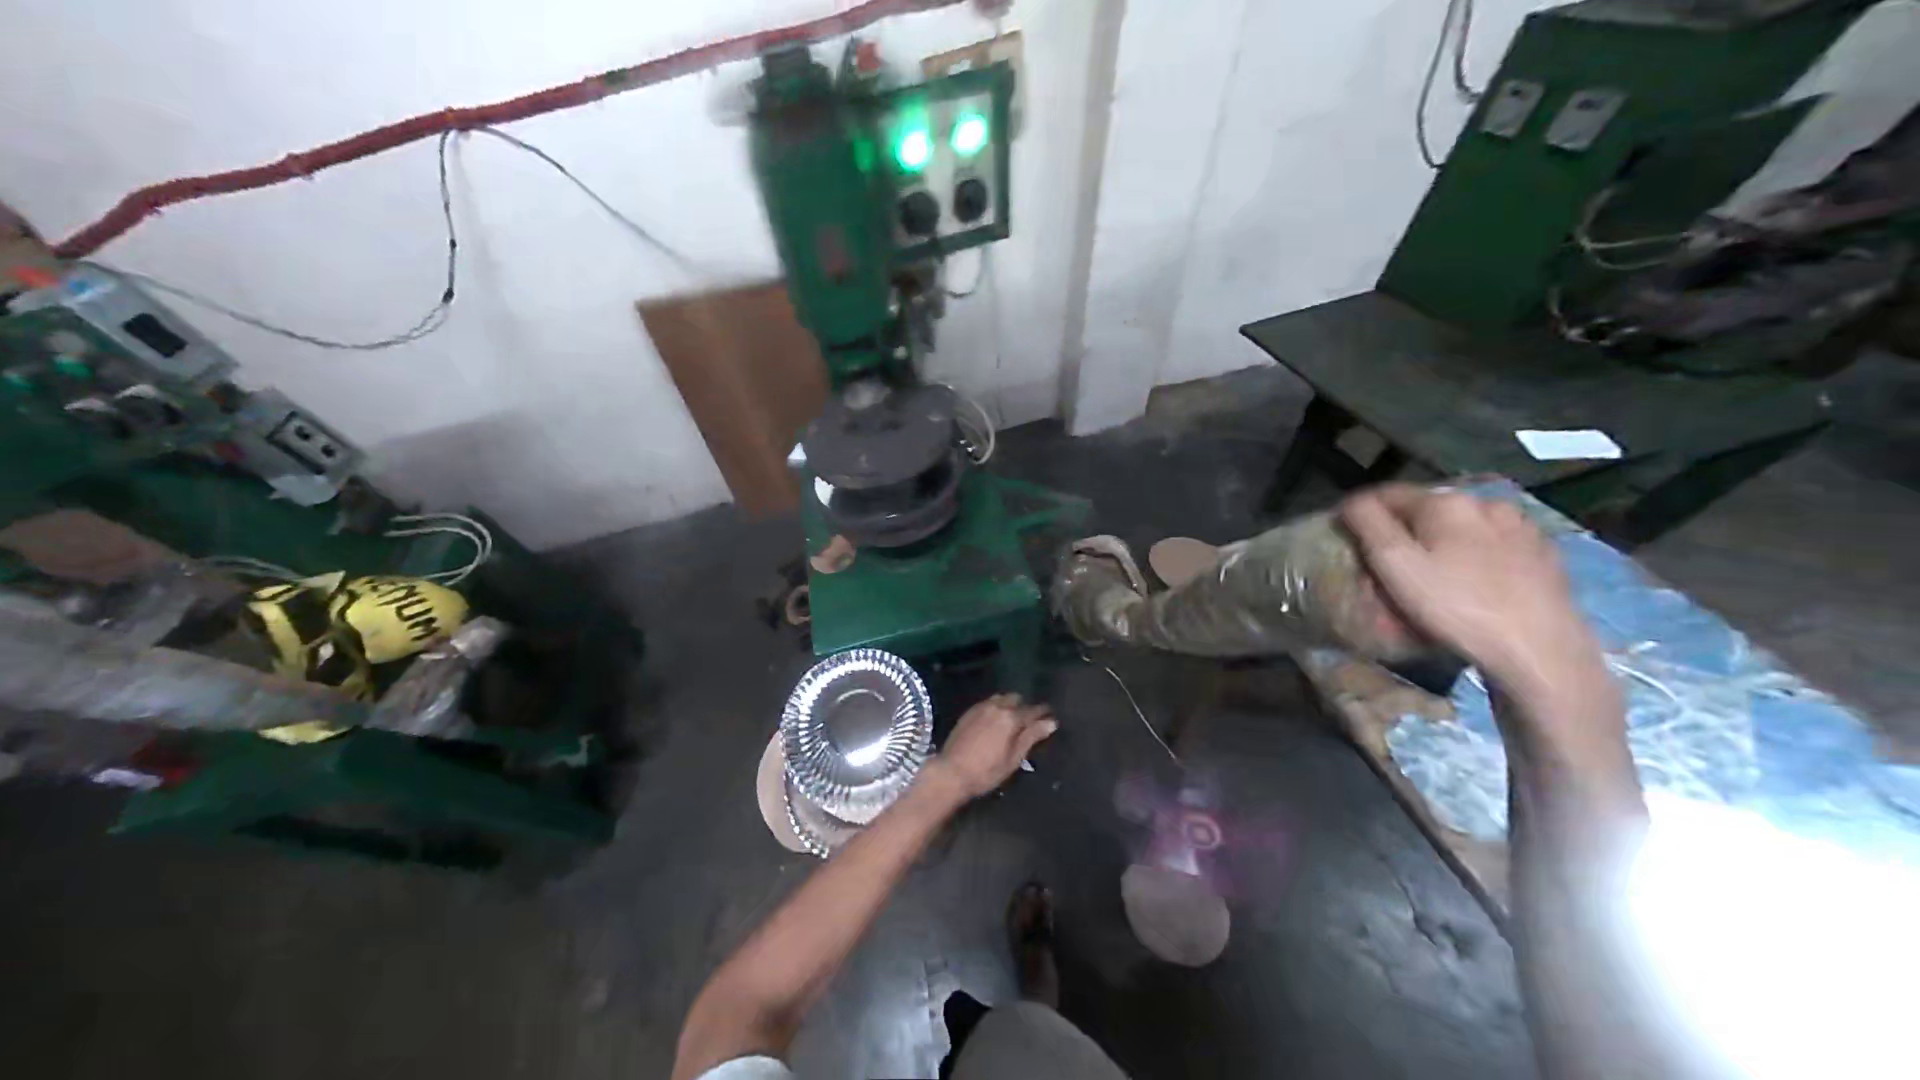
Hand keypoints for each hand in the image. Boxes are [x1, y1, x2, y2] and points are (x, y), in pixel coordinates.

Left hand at [924, 693, 1056, 800]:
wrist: (951, 772)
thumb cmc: (987, 771)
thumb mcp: (1014, 758)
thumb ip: (1032, 737)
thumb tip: (1051, 722)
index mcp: (1011, 718)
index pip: (1033, 710)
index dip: (1044, 713)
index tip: (1051, 716)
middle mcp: (997, 706)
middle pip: (1017, 699)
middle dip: (1025, 706)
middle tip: (1030, 720)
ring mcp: (981, 707)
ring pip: (1001, 697)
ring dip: (1010, 704)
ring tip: (1012, 718)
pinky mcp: (969, 711)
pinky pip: (988, 702)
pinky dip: (996, 706)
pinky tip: (995, 719)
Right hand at [1339, 485, 1608, 701]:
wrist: (1540, 650)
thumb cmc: (1456, 607)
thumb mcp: (1395, 565)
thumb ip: (1368, 525)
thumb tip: (1352, 501)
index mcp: (1446, 502)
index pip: (1389, 494)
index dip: (1362, 512)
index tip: (1347, 535)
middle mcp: (1486, 502)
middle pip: (1428, 509)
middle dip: (1404, 529)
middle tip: (1388, 561)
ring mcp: (1522, 526)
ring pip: (1464, 525)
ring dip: (1442, 539)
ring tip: (1432, 571)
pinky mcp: (1545, 553)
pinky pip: (1495, 543)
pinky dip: (1475, 554)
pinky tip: (1472, 581)